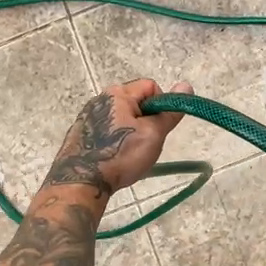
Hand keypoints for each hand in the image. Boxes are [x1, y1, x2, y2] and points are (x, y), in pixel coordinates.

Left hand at [43, 79, 190, 193]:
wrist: (80, 181)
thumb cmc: (121, 154)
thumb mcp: (153, 134)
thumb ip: (170, 112)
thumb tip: (186, 84)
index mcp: (118, 94)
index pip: (151, 87)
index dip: (160, 106)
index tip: (158, 128)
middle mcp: (100, 99)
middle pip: (135, 102)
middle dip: (146, 120)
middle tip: (147, 142)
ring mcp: (87, 117)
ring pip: (121, 118)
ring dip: (130, 131)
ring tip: (129, 153)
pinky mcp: (80, 134)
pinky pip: (106, 130)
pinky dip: (114, 140)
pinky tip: (114, 157)